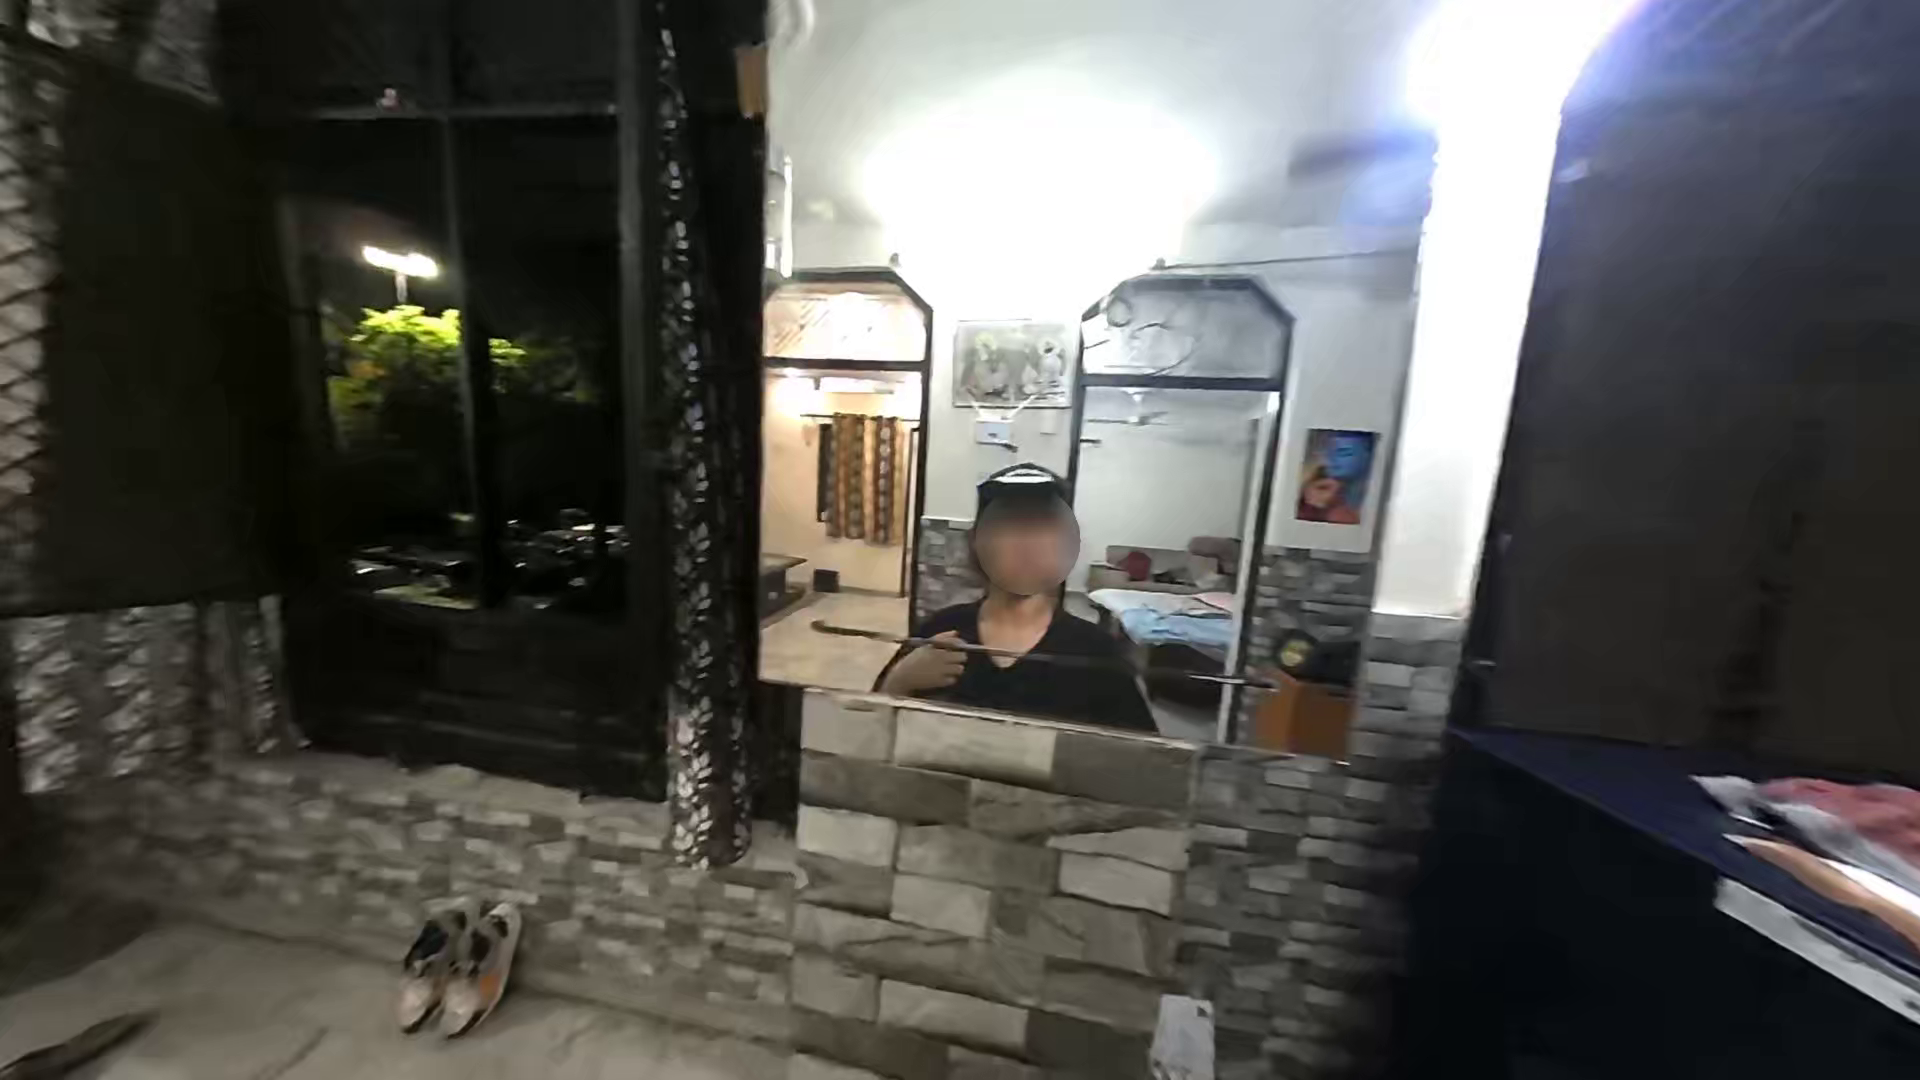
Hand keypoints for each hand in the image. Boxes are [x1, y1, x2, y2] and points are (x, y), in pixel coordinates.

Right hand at [880, 631, 966, 695]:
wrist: (903, 677)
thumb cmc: (914, 659)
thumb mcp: (925, 645)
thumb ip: (942, 637)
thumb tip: (955, 633)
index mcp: (936, 647)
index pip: (956, 643)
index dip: (960, 644)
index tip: (960, 646)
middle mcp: (940, 659)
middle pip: (962, 657)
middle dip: (960, 656)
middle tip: (954, 658)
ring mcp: (941, 671)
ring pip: (959, 669)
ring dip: (956, 668)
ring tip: (948, 668)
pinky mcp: (939, 682)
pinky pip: (952, 680)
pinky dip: (950, 678)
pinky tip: (943, 676)